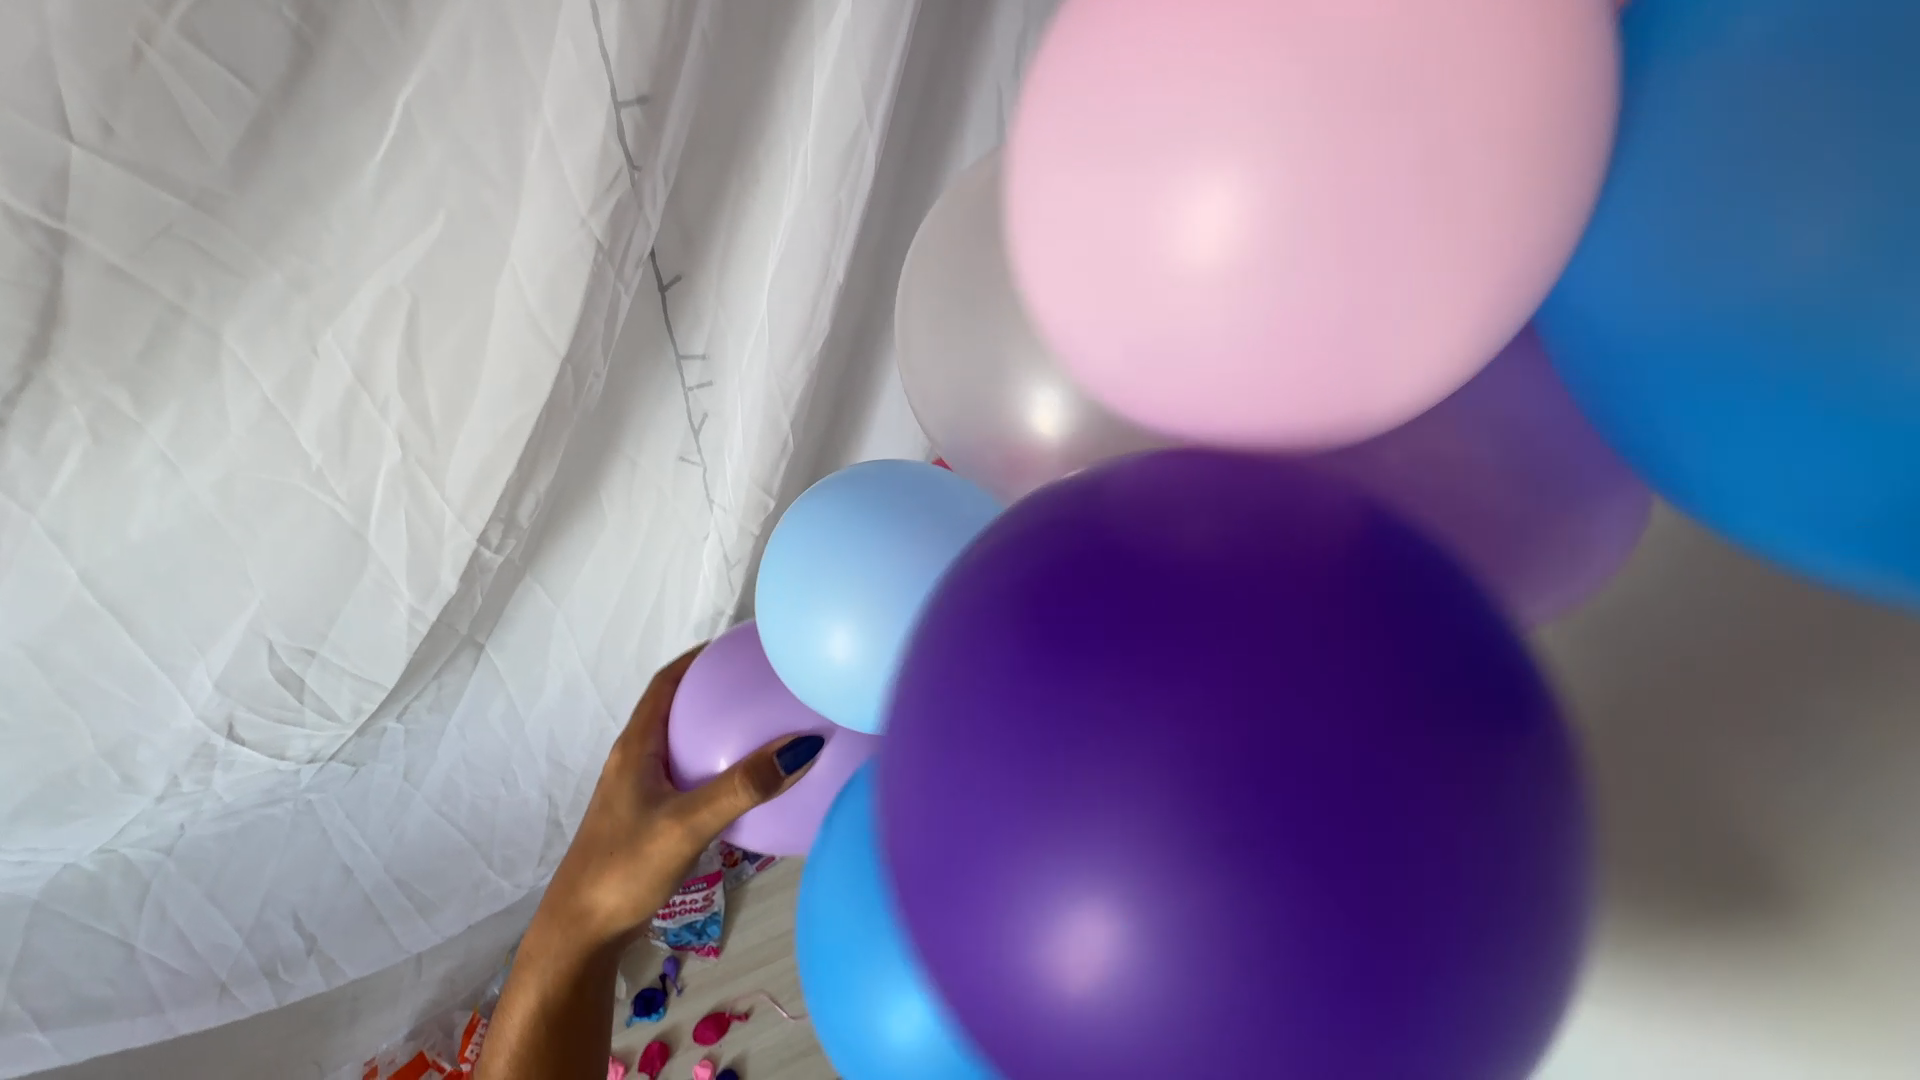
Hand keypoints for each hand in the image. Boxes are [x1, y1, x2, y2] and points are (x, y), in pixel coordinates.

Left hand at [540, 644, 824, 949]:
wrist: (579, 937)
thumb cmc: (623, 869)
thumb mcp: (688, 823)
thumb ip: (744, 785)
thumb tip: (804, 744)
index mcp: (635, 747)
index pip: (666, 682)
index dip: (699, 656)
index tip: (737, 644)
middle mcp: (635, 762)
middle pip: (677, 709)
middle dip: (716, 690)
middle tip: (762, 683)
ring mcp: (640, 794)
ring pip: (683, 746)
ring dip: (718, 731)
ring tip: (764, 726)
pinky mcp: (649, 822)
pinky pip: (690, 779)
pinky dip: (719, 769)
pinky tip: (748, 787)